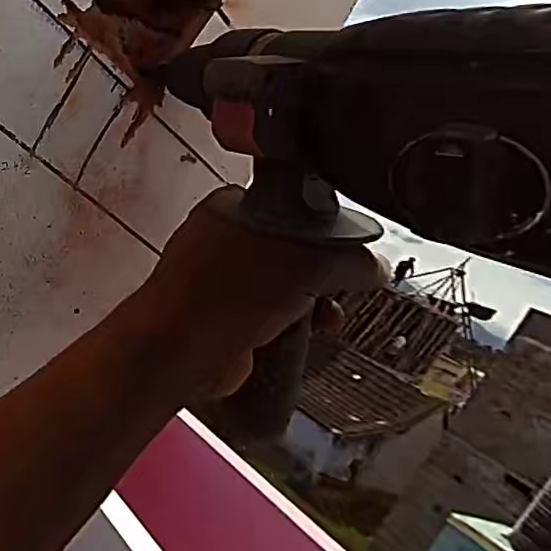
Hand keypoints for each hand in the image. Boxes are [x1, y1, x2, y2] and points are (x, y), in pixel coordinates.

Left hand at [140, 187, 385, 397]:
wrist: (180, 349)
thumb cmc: (221, 293)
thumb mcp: (302, 263)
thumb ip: (345, 257)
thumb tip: (370, 266)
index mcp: (227, 207)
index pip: (289, 201)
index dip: (322, 223)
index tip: (344, 244)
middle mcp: (221, 237)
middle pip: (294, 246)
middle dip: (322, 269)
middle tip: (336, 282)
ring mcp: (222, 274)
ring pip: (288, 281)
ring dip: (314, 298)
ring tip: (322, 311)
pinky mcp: (228, 309)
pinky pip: (275, 309)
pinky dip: (296, 320)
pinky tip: (309, 329)